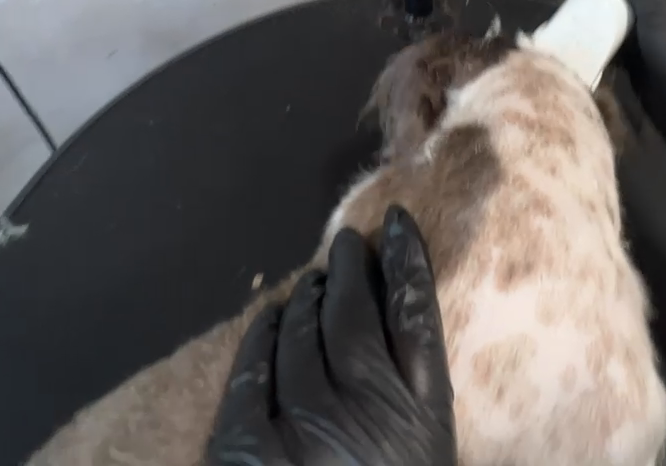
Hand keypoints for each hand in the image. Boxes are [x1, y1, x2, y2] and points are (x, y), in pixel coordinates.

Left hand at [205, 206, 455, 465]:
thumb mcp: (417, 460)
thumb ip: (409, 418)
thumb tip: (389, 349)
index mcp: (420, 425)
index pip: (417, 317)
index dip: (408, 262)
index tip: (398, 223)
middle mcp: (366, 409)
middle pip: (357, 312)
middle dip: (354, 267)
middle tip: (350, 240)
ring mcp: (304, 424)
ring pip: (305, 331)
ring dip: (310, 296)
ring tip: (316, 279)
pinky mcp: (245, 445)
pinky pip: (254, 368)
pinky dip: (262, 334)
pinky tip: (270, 316)